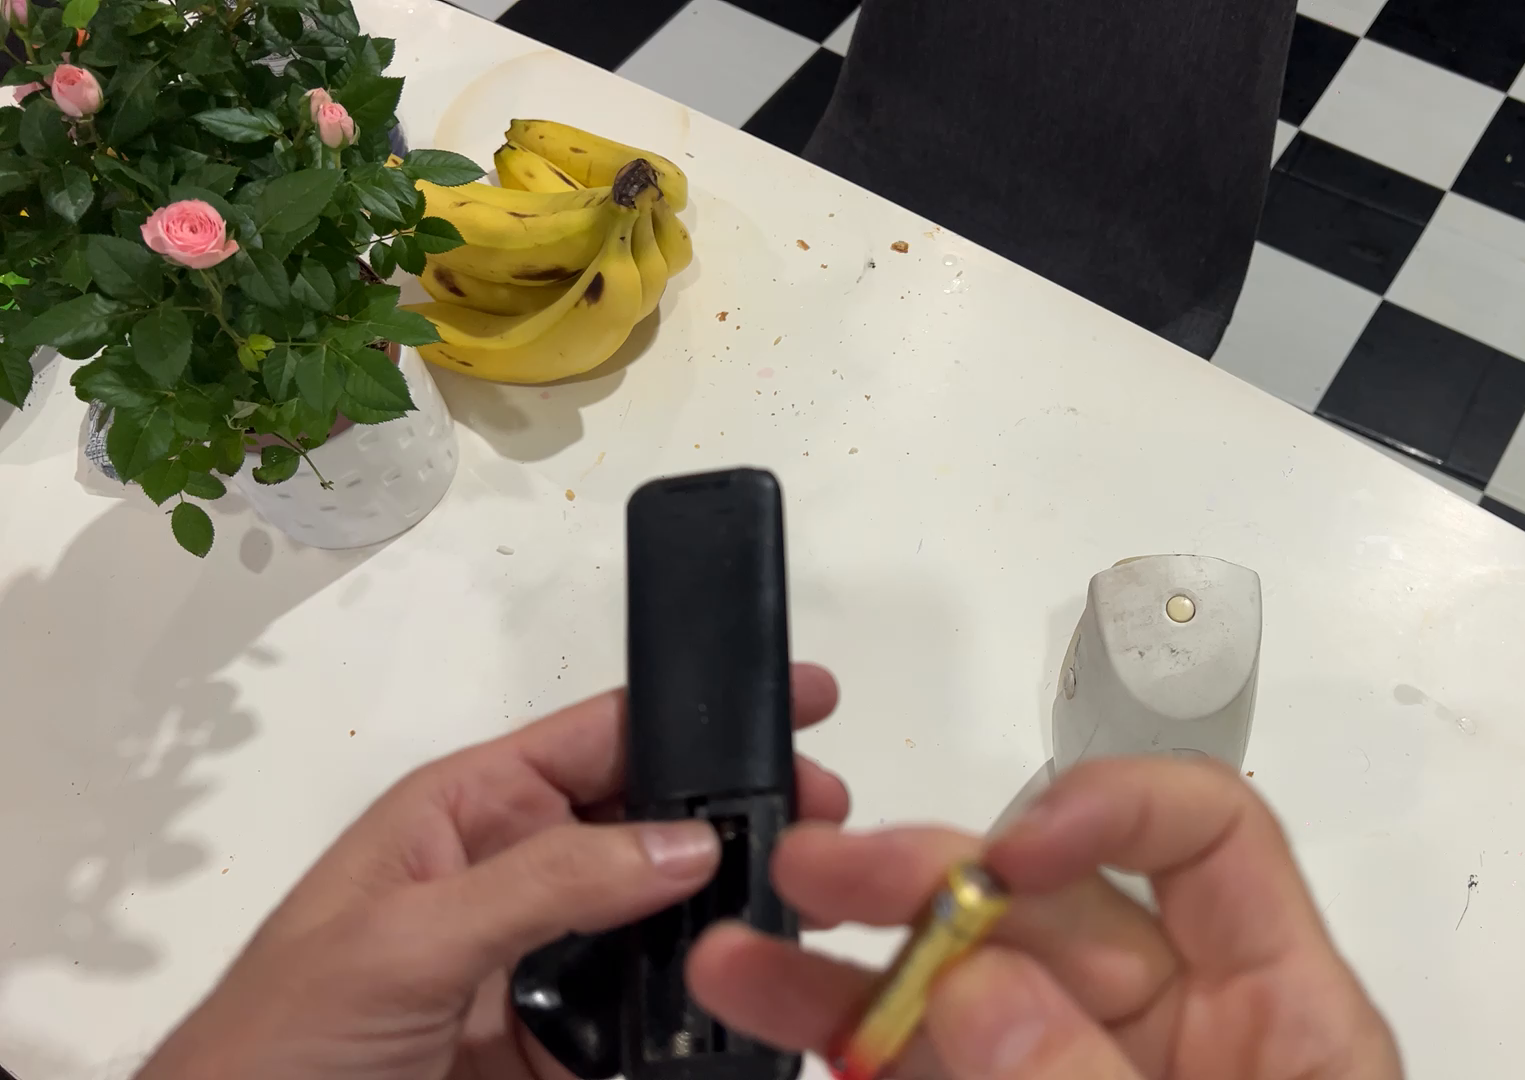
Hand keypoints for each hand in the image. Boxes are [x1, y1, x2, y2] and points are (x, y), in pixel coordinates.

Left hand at [136, 664, 845, 1079]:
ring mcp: (563, 953)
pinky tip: (772, 964)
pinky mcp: (582, 1033)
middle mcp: (535, 865)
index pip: (612, 733)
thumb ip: (547, 881)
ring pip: (677, 897)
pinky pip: (668, 986)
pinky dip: (719, 974)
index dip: (703, 709)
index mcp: (481, 810)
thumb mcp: (394, 948)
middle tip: (829, 805)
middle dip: (747, 798)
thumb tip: (695, 842)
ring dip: (745, 885)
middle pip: (663, 810)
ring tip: (822, 882)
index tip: (800, 701)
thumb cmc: (271, 1065)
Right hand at [689, 755, 1401, 1079]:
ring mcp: (1072, 1061)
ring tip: (742, 951)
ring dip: (853, 951)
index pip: (1207, 834)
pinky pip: (919, 1051)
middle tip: (815, 869)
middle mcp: (1166, 1015)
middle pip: (1050, 898)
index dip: (1113, 806)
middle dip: (929, 875)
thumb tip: (976, 981)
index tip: (1010, 852)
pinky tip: (767, 1001)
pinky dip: (844, 1027)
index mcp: (1273, 1009)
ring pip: (962, 969)